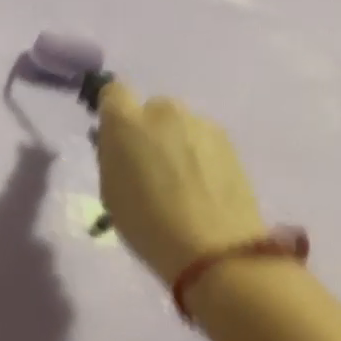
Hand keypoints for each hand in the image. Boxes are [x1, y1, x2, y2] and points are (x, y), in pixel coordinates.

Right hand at [96, 81, 267, 283]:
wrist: (214, 249)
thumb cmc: (148, 225)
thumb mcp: (111, 191)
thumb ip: (113, 156)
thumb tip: (122, 144)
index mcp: (126, 122)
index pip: (113, 91)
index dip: (115, 112)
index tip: (117, 138)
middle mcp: (163, 112)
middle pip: (151, 109)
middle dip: (149, 130)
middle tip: (151, 167)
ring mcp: (200, 123)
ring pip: (180, 125)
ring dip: (177, 142)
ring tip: (182, 182)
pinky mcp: (229, 140)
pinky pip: (203, 139)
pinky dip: (200, 155)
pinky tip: (204, 186)